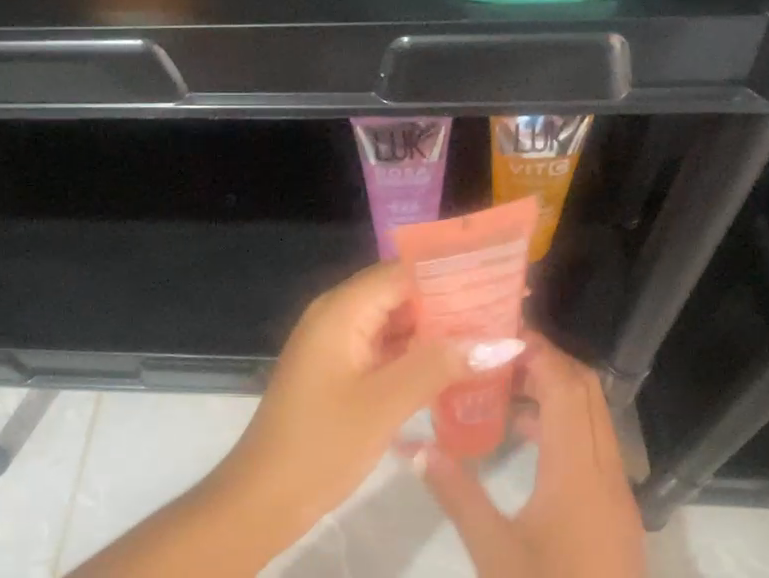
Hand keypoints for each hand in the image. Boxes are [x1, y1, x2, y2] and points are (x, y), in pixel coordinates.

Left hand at [211, 261, 504, 536]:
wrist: (263, 497)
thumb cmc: (321, 442)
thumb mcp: (385, 403)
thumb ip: (440, 365)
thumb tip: (501, 340)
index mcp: (342, 309)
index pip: (403, 272)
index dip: (450, 272)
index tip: (498, 276)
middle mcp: (338, 315)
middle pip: (401, 293)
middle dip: (450, 300)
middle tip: (505, 308)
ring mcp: (338, 344)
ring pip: (395, 322)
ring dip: (437, 329)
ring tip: (491, 332)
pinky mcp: (341, 371)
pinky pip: (385, 348)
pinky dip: (418, 353)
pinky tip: (455, 366)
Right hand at [418, 331, 644, 577]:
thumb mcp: (494, 553)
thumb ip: (456, 494)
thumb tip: (415, 447)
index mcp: (577, 471)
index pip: (566, 386)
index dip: (538, 351)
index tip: (497, 331)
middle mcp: (606, 471)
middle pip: (586, 391)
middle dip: (546, 362)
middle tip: (496, 353)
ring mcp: (617, 493)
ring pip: (594, 417)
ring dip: (557, 393)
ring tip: (504, 387)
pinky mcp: (616, 513)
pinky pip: (595, 445)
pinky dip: (566, 426)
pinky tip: (526, 439)